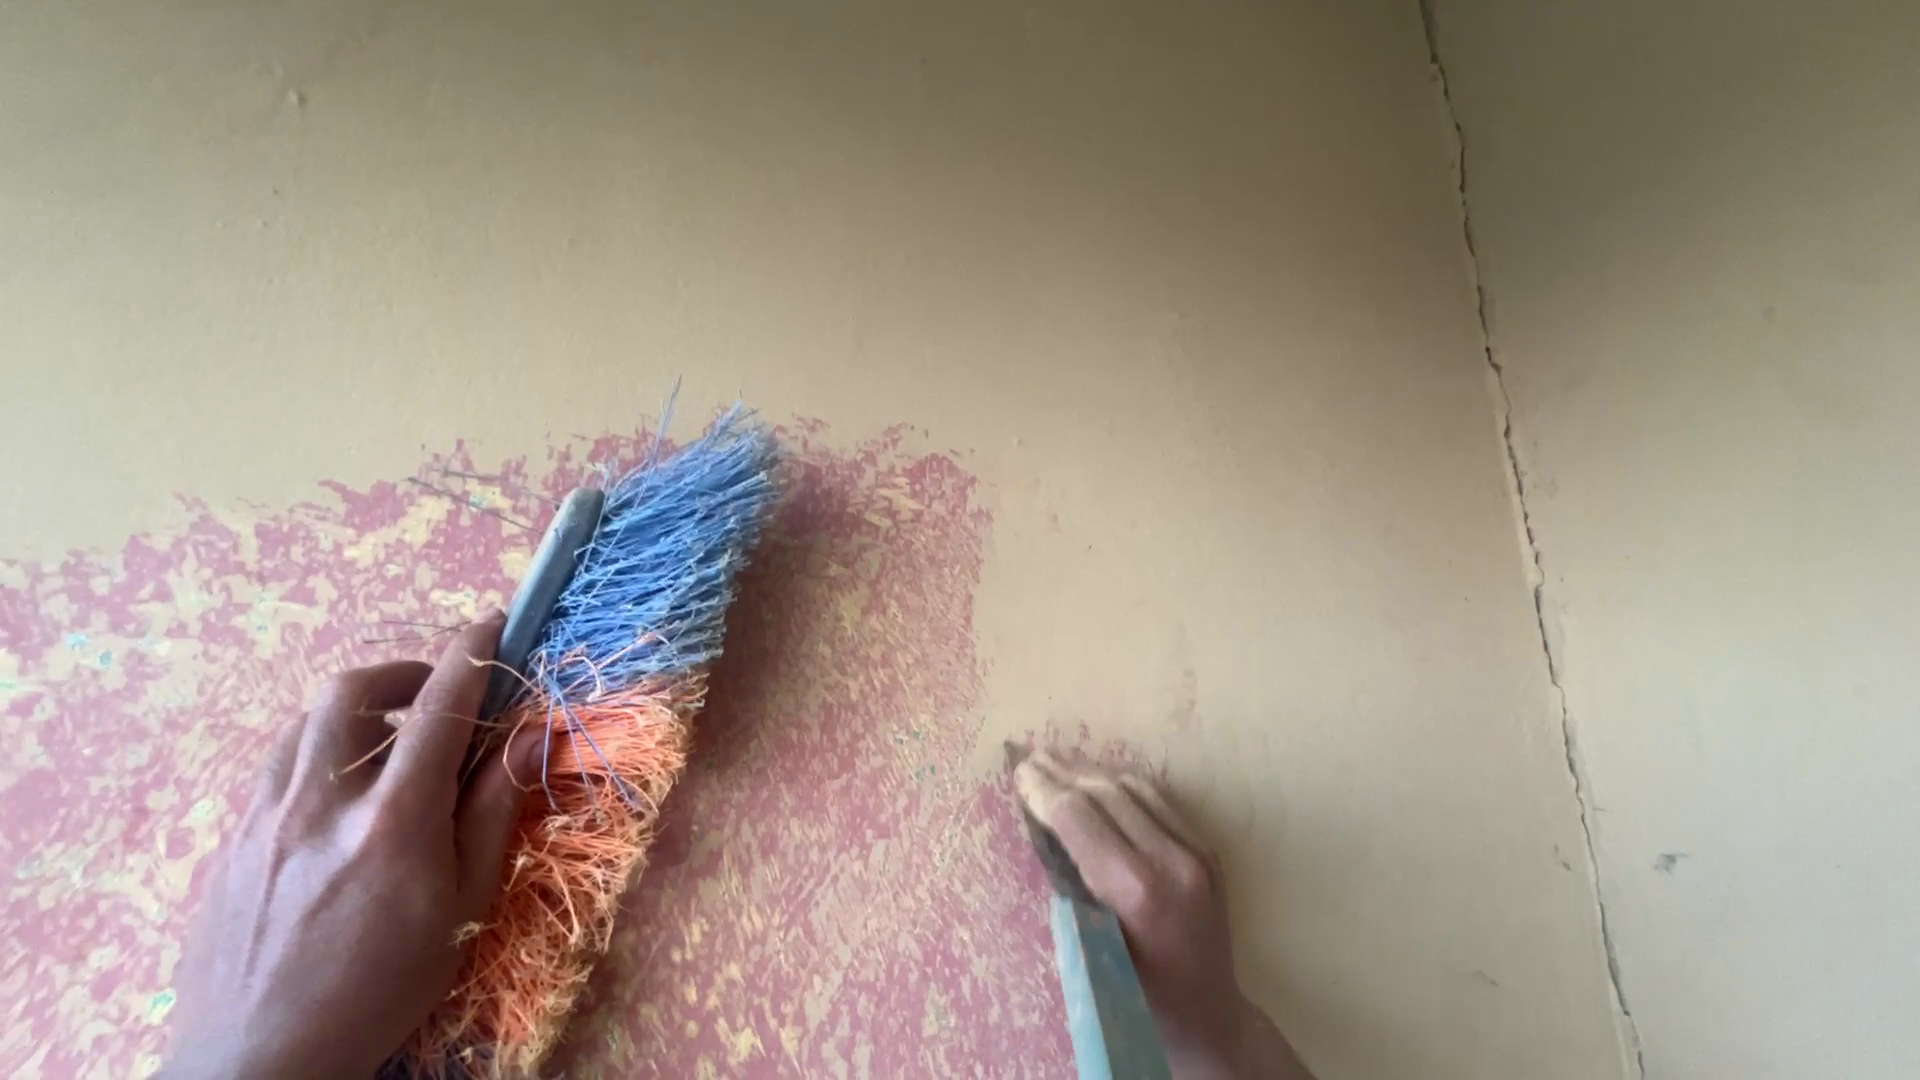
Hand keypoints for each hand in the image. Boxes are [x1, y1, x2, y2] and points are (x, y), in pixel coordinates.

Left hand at [165, 612, 536, 1078]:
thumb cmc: (386, 982)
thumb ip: (494, 808)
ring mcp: (259, 821)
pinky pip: (272, 770)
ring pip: (301, 725)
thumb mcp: (464, 901)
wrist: (257, 1067)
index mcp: (392, 818)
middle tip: (431, 694)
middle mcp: (318, 802)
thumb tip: (531, 735)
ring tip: (385, 746)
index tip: (491, 622)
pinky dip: (316, 756)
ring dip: (353, 712)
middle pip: (348, 692)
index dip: (470, 653)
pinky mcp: (223, 845)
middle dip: (400, 672)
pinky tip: (337, 802)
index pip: (439, 706)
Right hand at [1013, 751, 1312, 1079]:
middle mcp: (1171, 861)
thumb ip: (1068, 884)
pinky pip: (1156, 799)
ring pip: (1133, 788)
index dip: (1045, 790)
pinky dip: (1119, 783)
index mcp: (1137, 892)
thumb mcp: (1088, 949)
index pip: (1080, 817)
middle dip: (1061, 772)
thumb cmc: (1136, 998)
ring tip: (1056, 759)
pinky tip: (1097, 777)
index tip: (1019, 773)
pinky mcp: (1206, 848)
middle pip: (1105, 793)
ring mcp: (1195, 851)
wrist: (1210, 1016)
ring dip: (1090, 770)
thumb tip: (1040, 824)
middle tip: (1029, 757)